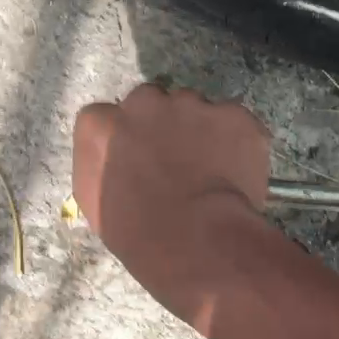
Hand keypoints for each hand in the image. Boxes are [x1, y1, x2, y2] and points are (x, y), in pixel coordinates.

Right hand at [72, 85, 270, 269]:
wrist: (195, 236)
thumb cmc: (138, 231)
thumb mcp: (98, 201)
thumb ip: (104, 165)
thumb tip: (120, 158)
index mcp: (103, 123)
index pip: (110, 116)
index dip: (130, 136)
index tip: (143, 157)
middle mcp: (147, 103)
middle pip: (158, 103)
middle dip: (168, 125)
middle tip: (182, 159)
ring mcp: (195, 106)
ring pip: (201, 110)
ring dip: (206, 130)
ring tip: (216, 167)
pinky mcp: (235, 117)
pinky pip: (238, 124)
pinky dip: (241, 141)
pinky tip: (240, 170)